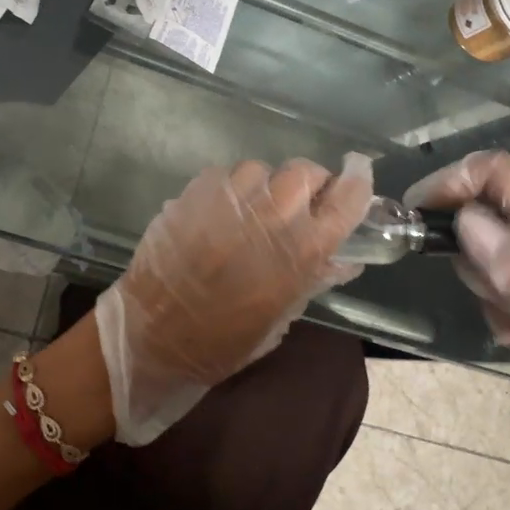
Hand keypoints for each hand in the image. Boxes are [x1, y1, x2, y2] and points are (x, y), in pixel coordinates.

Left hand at [96, 154, 372, 444]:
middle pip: (304, 172)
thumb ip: (312, 278)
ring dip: (264, 187)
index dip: (357, 182)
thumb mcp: (279, 317)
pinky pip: (225, 175)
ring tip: (251, 212)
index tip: (357, 172)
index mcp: (300, 251)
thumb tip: (342, 258)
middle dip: (306, 184)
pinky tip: (220, 215)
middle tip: (297, 205)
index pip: (346, 199)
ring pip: (261, 169)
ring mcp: (230, 198)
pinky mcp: (196, 190)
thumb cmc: (223, 340)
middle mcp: (271, 215)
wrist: (152, 334)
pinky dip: (230, 190)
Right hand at [408, 151, 509, 509]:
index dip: (451, 179)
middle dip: (465, 249)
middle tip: (481, 293)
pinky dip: (501, 299)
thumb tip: (462, 218)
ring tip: (505, 321)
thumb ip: (509, 260)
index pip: (494, 170)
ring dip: (484, 282)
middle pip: (484, 211)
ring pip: (492, 247)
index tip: (420, 213)